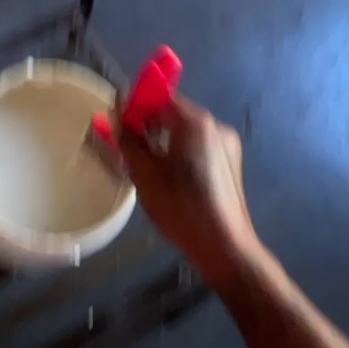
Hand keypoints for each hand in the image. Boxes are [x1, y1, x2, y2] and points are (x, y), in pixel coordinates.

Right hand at [121, 95, 259, 281]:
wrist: (225, 248)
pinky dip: (180, 153)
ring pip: (185, 132)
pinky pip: (198, 147)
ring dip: (164, 142)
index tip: (118, 126)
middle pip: (173, 114)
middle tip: (128, 151)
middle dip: (148, 127)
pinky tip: (171, 180)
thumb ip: (128, 138)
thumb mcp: (144, 173)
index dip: (135, 108)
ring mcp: (227, 145)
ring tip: (148, 169)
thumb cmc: (181, 207)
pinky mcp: (230, 164)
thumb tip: (118, 112)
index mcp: (195, 123)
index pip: (158, 98)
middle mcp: (215, 126)